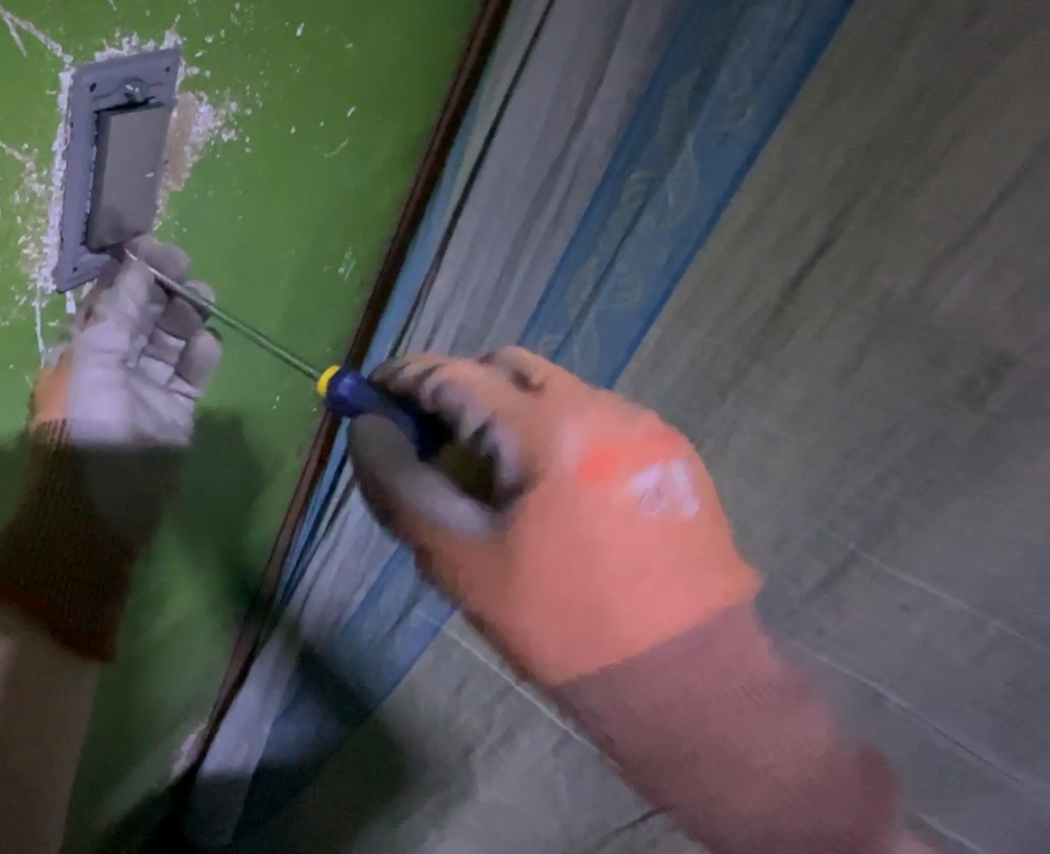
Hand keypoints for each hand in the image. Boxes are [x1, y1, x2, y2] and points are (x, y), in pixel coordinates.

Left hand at [28, 236, 222, 545]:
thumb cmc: (84, 428)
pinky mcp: (174, 411)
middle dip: (162, 287)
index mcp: (81, 348)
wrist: (98, 511)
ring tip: (204, 297)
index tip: (156, 247)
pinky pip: (190, 374)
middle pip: (142, 314)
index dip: (131, 271)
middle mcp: (112, 362)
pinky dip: (201, 355)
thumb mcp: (92, 360)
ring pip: (169, 339)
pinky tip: (208, 344)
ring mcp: (144, 387)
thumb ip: (118, 311)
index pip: (109, 299)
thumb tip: (134, 261)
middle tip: (186, 266)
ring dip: (185, 315)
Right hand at [348, 347, 757, 684]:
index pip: (452, 375)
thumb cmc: (559, 621)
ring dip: (500, 413)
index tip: (364, 395)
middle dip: (454, 389)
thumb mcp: (456, 555)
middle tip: (422, 438)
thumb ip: (398, 481)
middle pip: (504, 368)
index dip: (400, 379)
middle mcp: (601, 408)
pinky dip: (543, 434)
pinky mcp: (670, 458)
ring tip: (478, 474)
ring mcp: (643, 430)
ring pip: (549, 392)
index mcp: (547, 429)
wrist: (692, 687)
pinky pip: (587, 421)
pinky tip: (535, 493)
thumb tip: (366, 427)